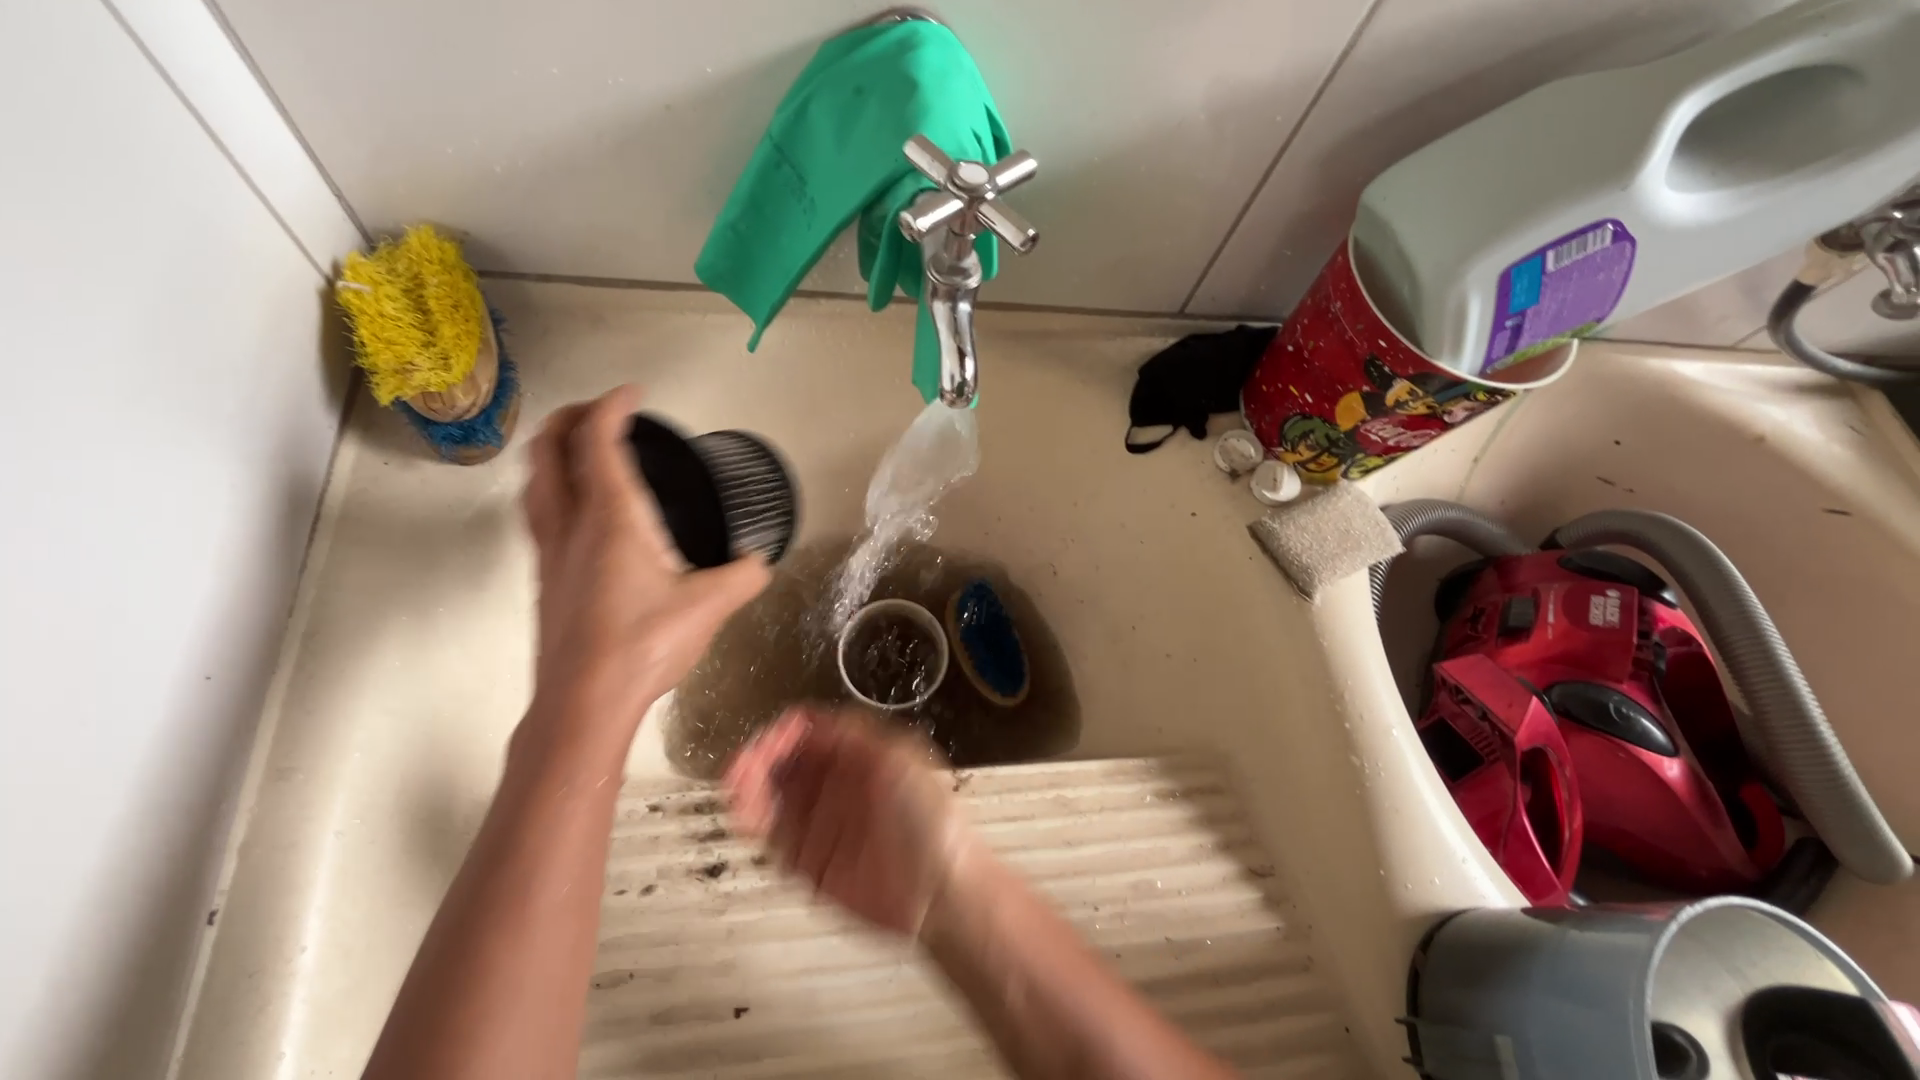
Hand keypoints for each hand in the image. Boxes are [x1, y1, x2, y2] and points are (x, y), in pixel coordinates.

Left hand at [520, 386, 770, 751]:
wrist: (583, 702)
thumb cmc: (643, 645)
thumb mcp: (708, 608)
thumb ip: (742, 578)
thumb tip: (761, 563)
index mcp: (611, 517)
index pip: (598, 439)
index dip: (613, 405)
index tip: (635, 394)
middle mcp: (570, 524)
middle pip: (547, 447)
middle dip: (570, 416)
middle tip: (603, 414)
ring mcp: (549, 551)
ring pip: (533, 480)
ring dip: (552, 452)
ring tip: (581, 451)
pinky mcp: (544, 579)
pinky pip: (538, 513)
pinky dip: (552, 489)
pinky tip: (577, 513)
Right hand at [724, 706, 980, 937]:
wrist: (939, 889)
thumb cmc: (928, 817)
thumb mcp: (898, 757)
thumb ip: (851, 734)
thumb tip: (810, 719)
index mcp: (859, 757)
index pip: (811, 734)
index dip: (787, 733)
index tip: (771, 739)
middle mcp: (837, 787)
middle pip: (785, 764)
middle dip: (760, 759)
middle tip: (741, 765)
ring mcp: (822, 824)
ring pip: (773, 798)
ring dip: (749, 788)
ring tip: (735, 786)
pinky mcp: (810, 862)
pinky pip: (773, 837)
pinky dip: (753, 823)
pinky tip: (744, 814)